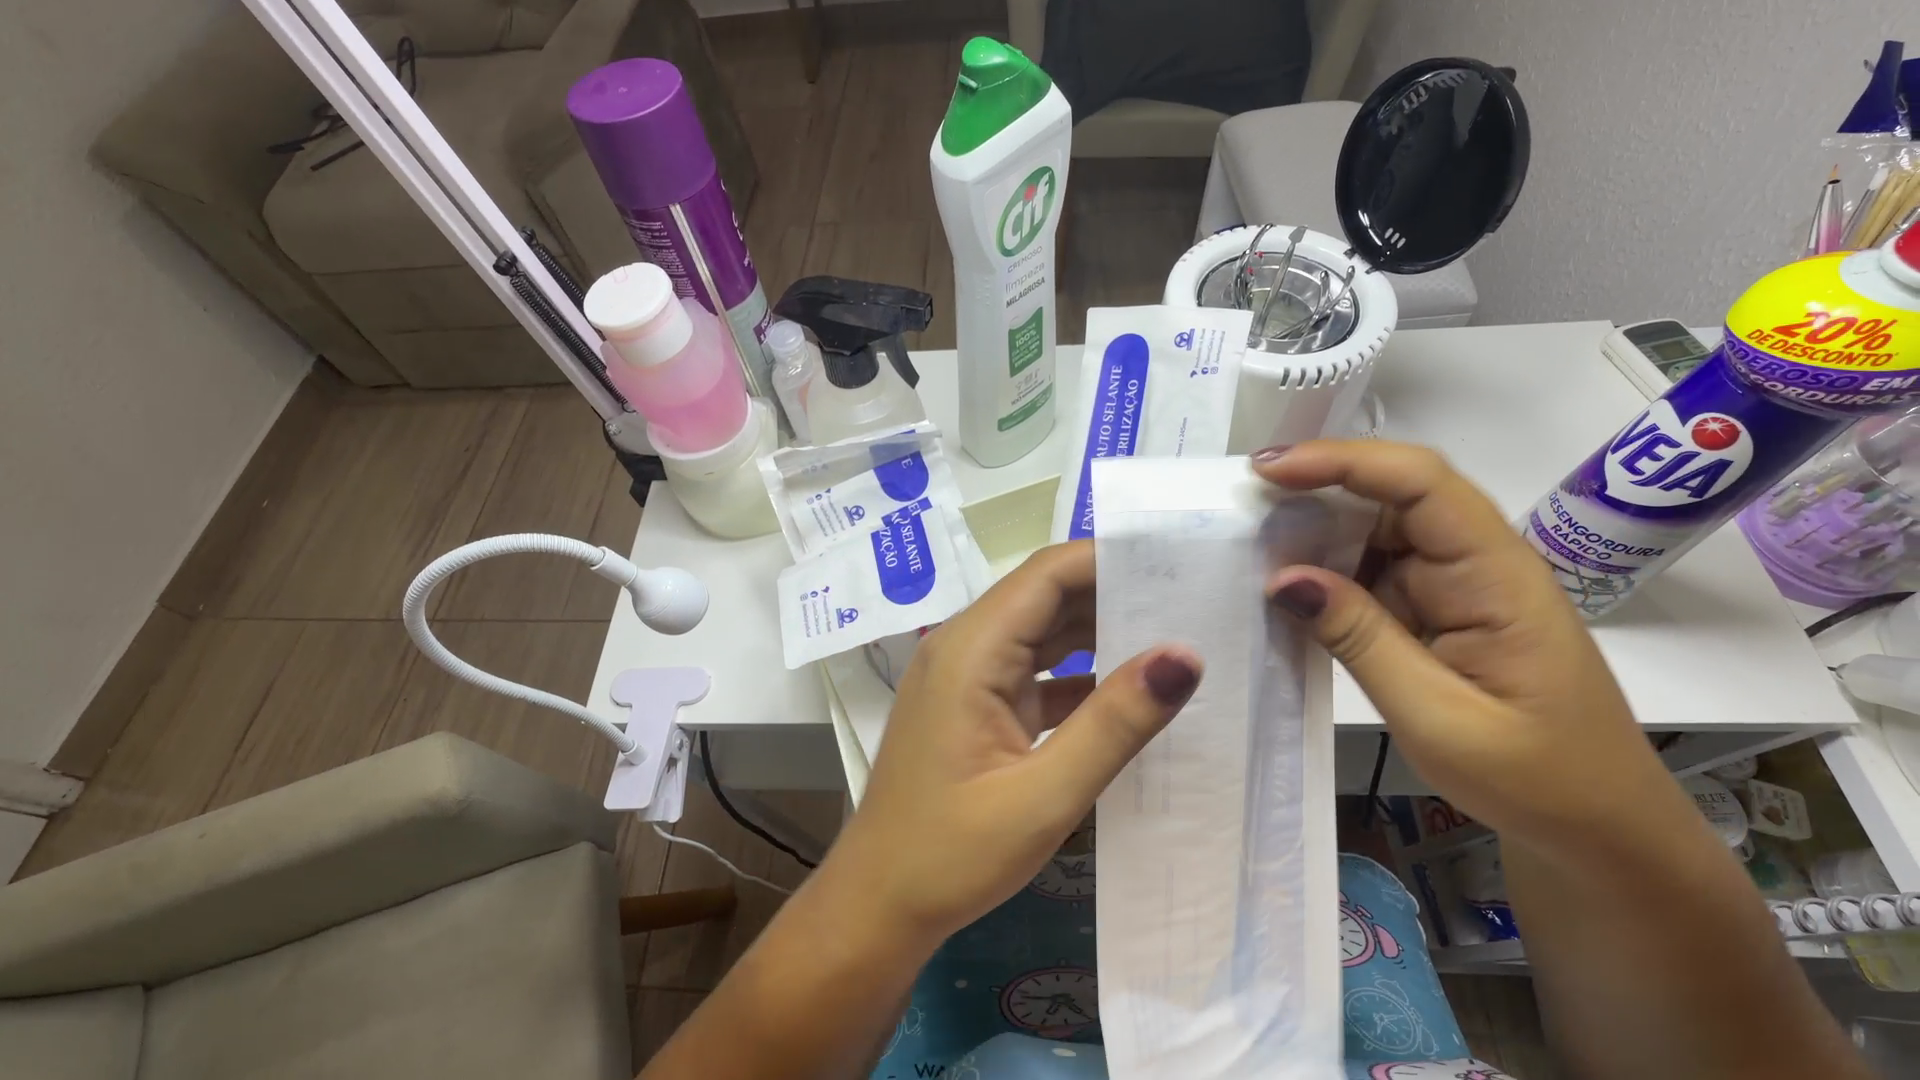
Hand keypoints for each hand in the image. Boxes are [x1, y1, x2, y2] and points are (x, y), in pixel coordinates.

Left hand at [821, 541, 1202, 943]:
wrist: (879, 903)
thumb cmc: (952, 854)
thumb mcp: (1045, 795)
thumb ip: (1115, 723)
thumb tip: (1184, 654)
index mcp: (971, 650)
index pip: (1048, 573)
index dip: (1112, 557)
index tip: (1181, 561)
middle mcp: (964, 648)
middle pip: (1047, 595)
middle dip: (1116, 590)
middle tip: (1196, 599)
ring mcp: (967, 678)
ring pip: (1042, 632)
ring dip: (1101, 632)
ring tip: (1177, 635)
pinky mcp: (975, 707)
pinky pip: (1034, 672)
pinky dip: (1080, 674)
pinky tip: (1131, 691)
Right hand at [1254, 440, 1696, 855]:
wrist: (1596, 824)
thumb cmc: (1536, 777)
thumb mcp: (1437, 716)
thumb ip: (1359, 640)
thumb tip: (1282, 577)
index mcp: (1496, 574)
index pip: (1420, 483)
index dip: (1342, 462)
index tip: (1268, 472)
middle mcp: (1476, 563)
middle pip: (1393, 497)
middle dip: (1316, 490)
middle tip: (1239, 507)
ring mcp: (1455, 586)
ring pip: (1376, 534)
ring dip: (1314, 535)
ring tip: (1248, 547)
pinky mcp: (1437, 610)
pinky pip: (1373, 576)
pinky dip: (1326, 576)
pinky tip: (1284, 589)